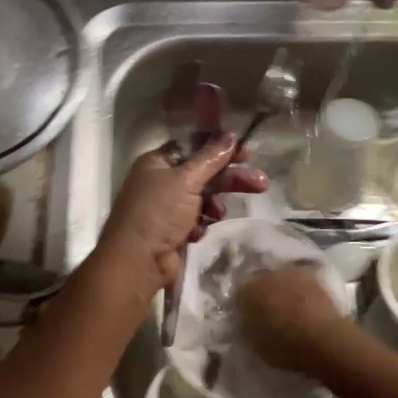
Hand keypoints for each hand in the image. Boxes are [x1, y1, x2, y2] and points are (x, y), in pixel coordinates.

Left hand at [97, 136, 267, 288]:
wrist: (137, 262)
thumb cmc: (158, 212)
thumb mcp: (185, 180)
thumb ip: (210, 158)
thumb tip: (230, 136)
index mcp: (157, 162)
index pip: (193, 147)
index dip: (219, 148)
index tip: (245, 151)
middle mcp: (160, 182)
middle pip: (202, 173)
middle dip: (229, 179)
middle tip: (260, 182)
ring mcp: (165, 208)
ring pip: (201, 198)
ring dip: (214, 204)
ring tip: (219, 214)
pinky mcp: (172, 231)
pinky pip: (196, 220)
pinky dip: (200, 223)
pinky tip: (198, 231)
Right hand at [237, 265, 348, 372]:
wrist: (322, 339)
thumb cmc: (285, 348)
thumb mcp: (257, 345)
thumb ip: (249, 327)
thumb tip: (249, 321)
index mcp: (246, 293)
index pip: (239, 294)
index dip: (244, 306)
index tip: (249, 317)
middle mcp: (264, 276)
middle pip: (259, 281)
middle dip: (262, 293)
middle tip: (269, 309)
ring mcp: (289, 272)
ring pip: (280, 277)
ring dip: (282, 287)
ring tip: (289, 304)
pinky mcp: (311, 274)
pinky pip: (301, 278)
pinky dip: (301, 287)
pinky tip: (306, 300)